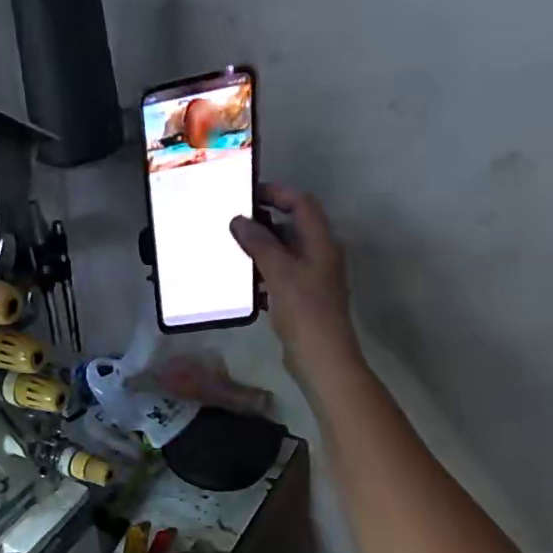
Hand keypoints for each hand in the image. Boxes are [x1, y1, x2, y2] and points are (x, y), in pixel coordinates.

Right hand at [230, 184, 358, 376]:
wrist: (322, 359)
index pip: (302, 203)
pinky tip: (242, 285)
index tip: (247, 195)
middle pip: (292, 227)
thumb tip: (238, 220)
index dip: (277, 193)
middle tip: (232, 224)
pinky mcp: (301, 301)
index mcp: (321, 243)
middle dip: (263, 223)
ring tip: (231, 251)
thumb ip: (259, 243)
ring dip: (260, 251)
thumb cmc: (305, 311)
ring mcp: (312, 280)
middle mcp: (320, 256)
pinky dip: (262, 276)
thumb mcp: (280, 272)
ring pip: (284, 255)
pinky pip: (280, 279)